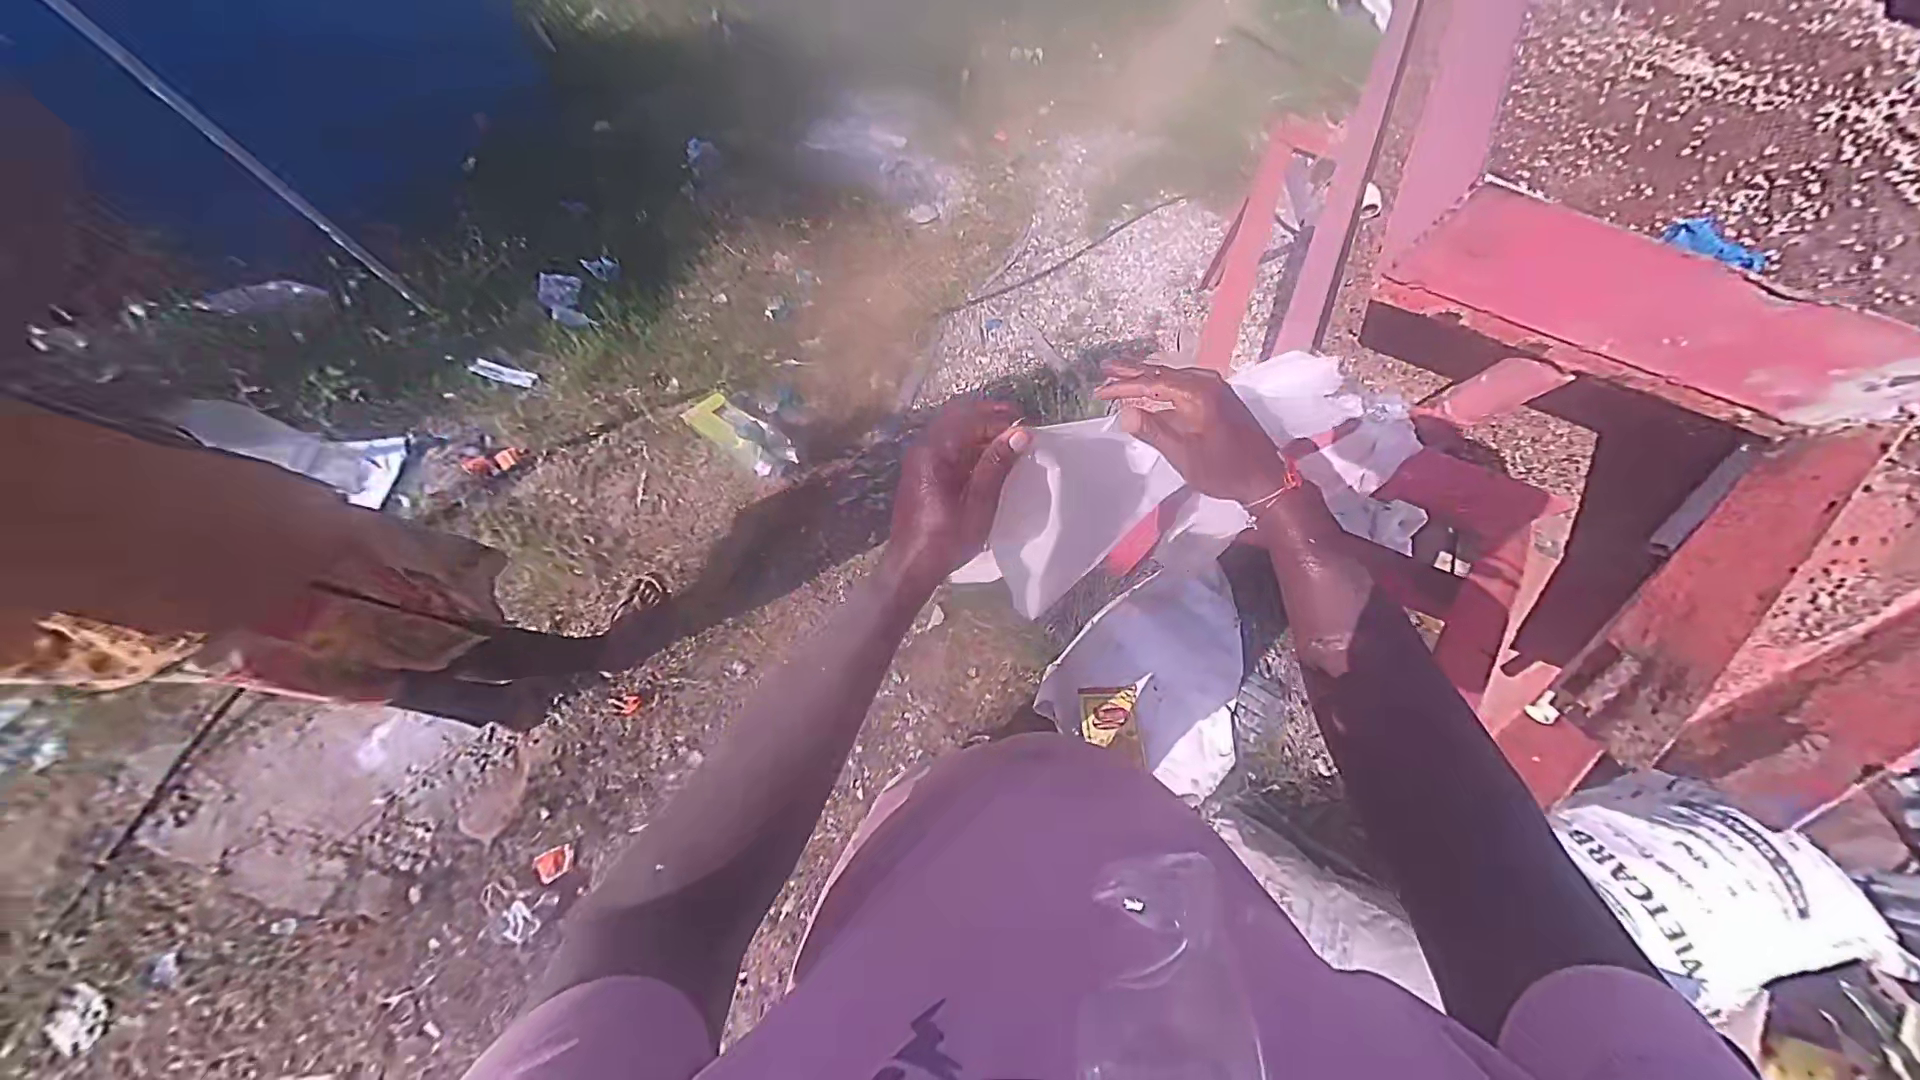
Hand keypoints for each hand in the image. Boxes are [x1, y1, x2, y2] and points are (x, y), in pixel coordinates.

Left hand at [883, 398, 1028, 593]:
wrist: (910, 566)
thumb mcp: (978, 504)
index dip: (1000, 419)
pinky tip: (989, 461)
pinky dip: (970, 448)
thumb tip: (1020, 434)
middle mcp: (923, 448)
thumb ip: (997, 466)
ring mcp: (920, 460)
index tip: (1025, 427)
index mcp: (934, 453)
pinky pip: (948, 448)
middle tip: (1018, 429)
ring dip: (981, 433)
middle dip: (990, 419)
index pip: (970, 419)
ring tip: (1009, 445)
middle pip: (958, 418)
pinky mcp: (922, 473)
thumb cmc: (946, 539)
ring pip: (953, 432)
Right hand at [1095, 361, 1293, 504]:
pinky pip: (1184, 385)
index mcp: (1197, 393)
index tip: (1100, 391)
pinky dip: (1163, 387)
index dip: (1123, 386)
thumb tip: (1124, 413)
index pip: (1151, 382)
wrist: (1265, 478)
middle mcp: (1207, 383)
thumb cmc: (1223, 469)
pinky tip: (1153, 394)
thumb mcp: (1183, 454)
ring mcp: (1216, 389)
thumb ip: (1153, 431)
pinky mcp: (1219, 399)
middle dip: (1132, 372)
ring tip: (1123, 377)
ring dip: (1147, 378)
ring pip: (1173, 377)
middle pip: (1162, 372)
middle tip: (1106, 368)